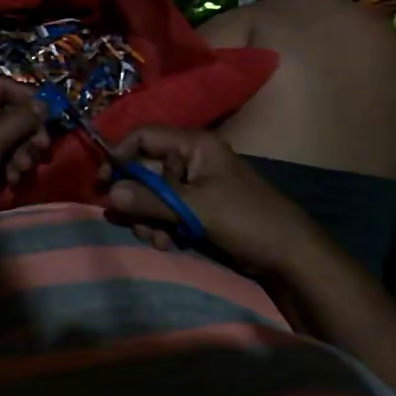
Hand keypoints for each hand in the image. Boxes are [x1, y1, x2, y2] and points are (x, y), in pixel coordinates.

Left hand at [0, 78, 44, 222]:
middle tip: (42, 148)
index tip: (47, 114)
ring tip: (24, 168)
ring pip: (9, 131)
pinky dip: (12, 161)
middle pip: (8, 109)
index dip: (25, 97)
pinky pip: (3, 148)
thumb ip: (19, 120)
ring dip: (22, 149)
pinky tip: (13, 178)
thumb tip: (44, 103)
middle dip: (27, 130)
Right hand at [102, 126, 327, 276]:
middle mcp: (190, 160)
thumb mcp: (195, 208)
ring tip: (153, 239)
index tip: (104, 180)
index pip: (144, 136)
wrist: (292, 259)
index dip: (120, 154)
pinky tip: (165, 244)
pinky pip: (166, 212)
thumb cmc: (246, 219)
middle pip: (145, 169)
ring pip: (153, 195)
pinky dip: (161, 227)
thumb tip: (110, 193)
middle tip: (127, 219)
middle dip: (135, 197)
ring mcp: (195, 187)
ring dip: (147, 217)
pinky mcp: (198, 211)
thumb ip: (150, 200)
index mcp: (193, 145)